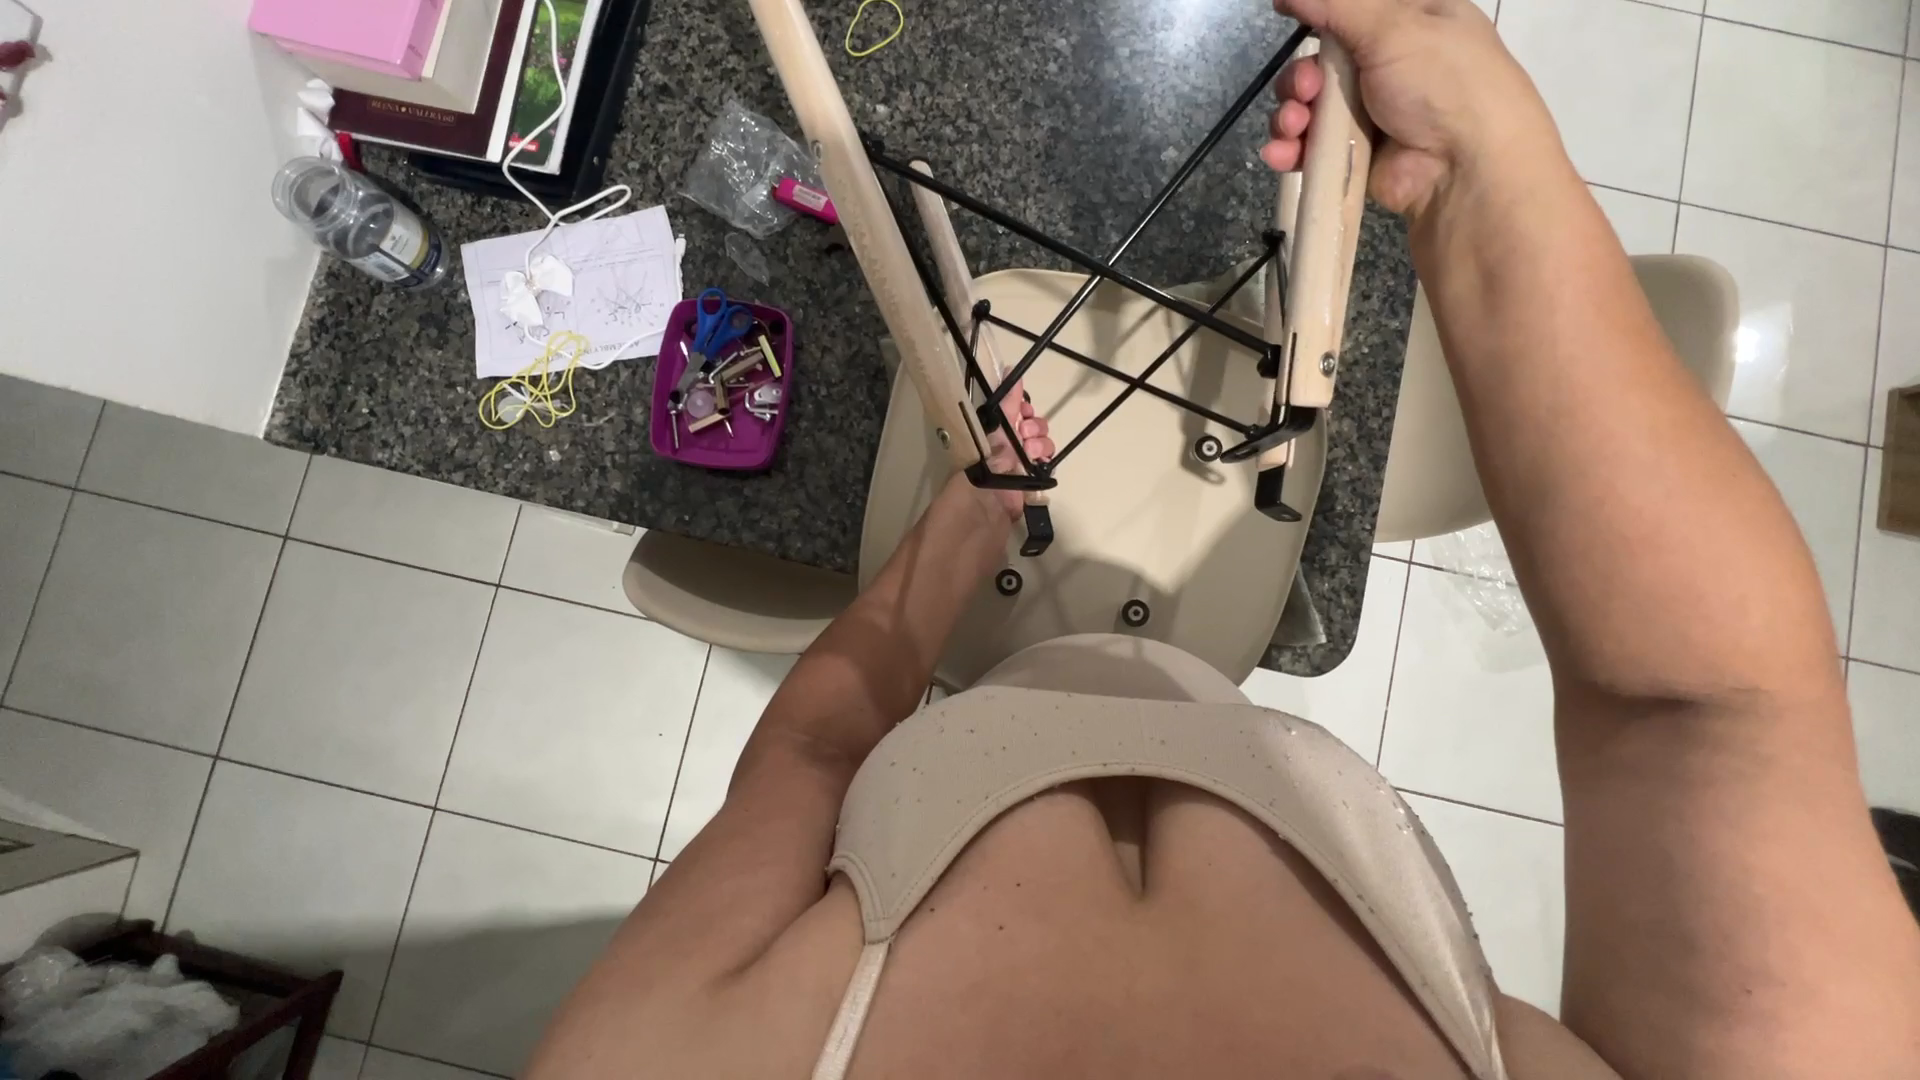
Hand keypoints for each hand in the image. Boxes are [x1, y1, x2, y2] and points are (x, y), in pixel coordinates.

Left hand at [978, 385, 1053, 522]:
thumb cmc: (981, 467)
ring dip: (1041, 443)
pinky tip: (1039, 463)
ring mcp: (1019, 464)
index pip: (1013, 410)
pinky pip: (1045, 466)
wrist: (983, 510)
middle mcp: (1007, 445)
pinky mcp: (1030, 483)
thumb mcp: (993, 431)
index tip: (1025, 408)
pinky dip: (1046, 461)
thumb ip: (1005, 404)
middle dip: (1034, 425)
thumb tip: (1010, 369)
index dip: (1023, 405)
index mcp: (993, 431)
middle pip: (1032, 426)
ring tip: (1030, 453)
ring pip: (1042, 444)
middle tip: (1025, 433)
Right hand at [1261, 0, 1561, 218]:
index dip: (1316, 13)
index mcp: (1404, 21)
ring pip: (1306, 110)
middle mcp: (1383, 64)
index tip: (1285, 12)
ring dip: (1288, 117)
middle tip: (1306, 92)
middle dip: (1298, 79)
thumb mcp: (1393, 26)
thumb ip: (1337, 4)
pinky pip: (1307, 149)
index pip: (1347, 11)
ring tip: (1295, 128)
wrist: (1460, 163)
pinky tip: (1282, 155)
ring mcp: (1365, 113)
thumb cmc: (1440, 80)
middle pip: (1317, 65)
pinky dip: (1288, 151)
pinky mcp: (1351, 154)